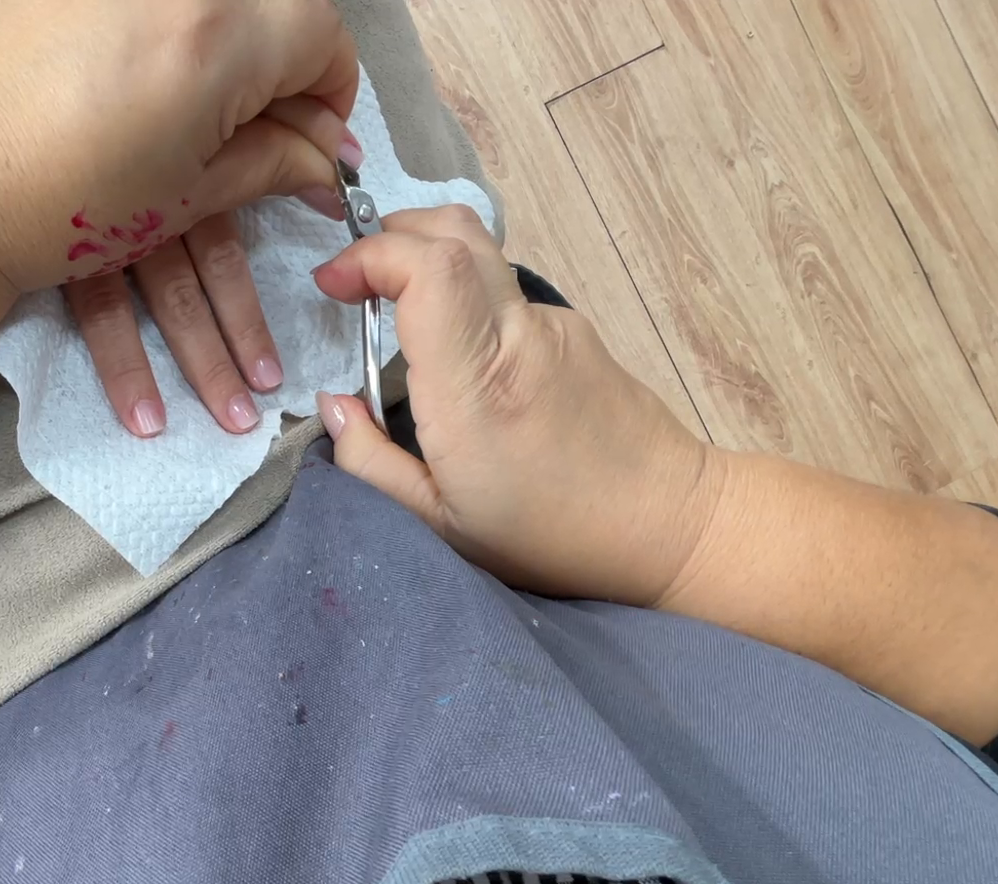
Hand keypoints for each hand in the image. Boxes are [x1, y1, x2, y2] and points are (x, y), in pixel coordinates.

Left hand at [0, 0, 358, 296]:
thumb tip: (327, 160)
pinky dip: (169, 30)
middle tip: (263, 133)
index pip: (322, 34)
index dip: (330, 93)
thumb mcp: (184, 199)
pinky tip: (145, 77)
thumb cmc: (67, 210)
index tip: (312, 139)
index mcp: (218, 35)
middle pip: (272, 5)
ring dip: (229, 52)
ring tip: (204, 112)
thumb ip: (269, 164)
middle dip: (285, 70)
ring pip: (213, 0)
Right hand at [310, 206, 723, 606]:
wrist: (666, 522)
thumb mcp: (436, 524)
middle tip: (352, 279)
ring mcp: (553, 325)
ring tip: (389, 308)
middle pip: (456, 233)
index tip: (331, 283)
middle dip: (389, 235)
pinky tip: (446, 345)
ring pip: (479, 253)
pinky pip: (500, 288)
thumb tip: (332, 404)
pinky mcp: (571, 329)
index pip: (431, 271)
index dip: (372, 256)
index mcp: (476, 391)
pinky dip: (456, 291)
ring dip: (422, 259)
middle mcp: (518, 339)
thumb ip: (369, 463)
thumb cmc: (546, 536)